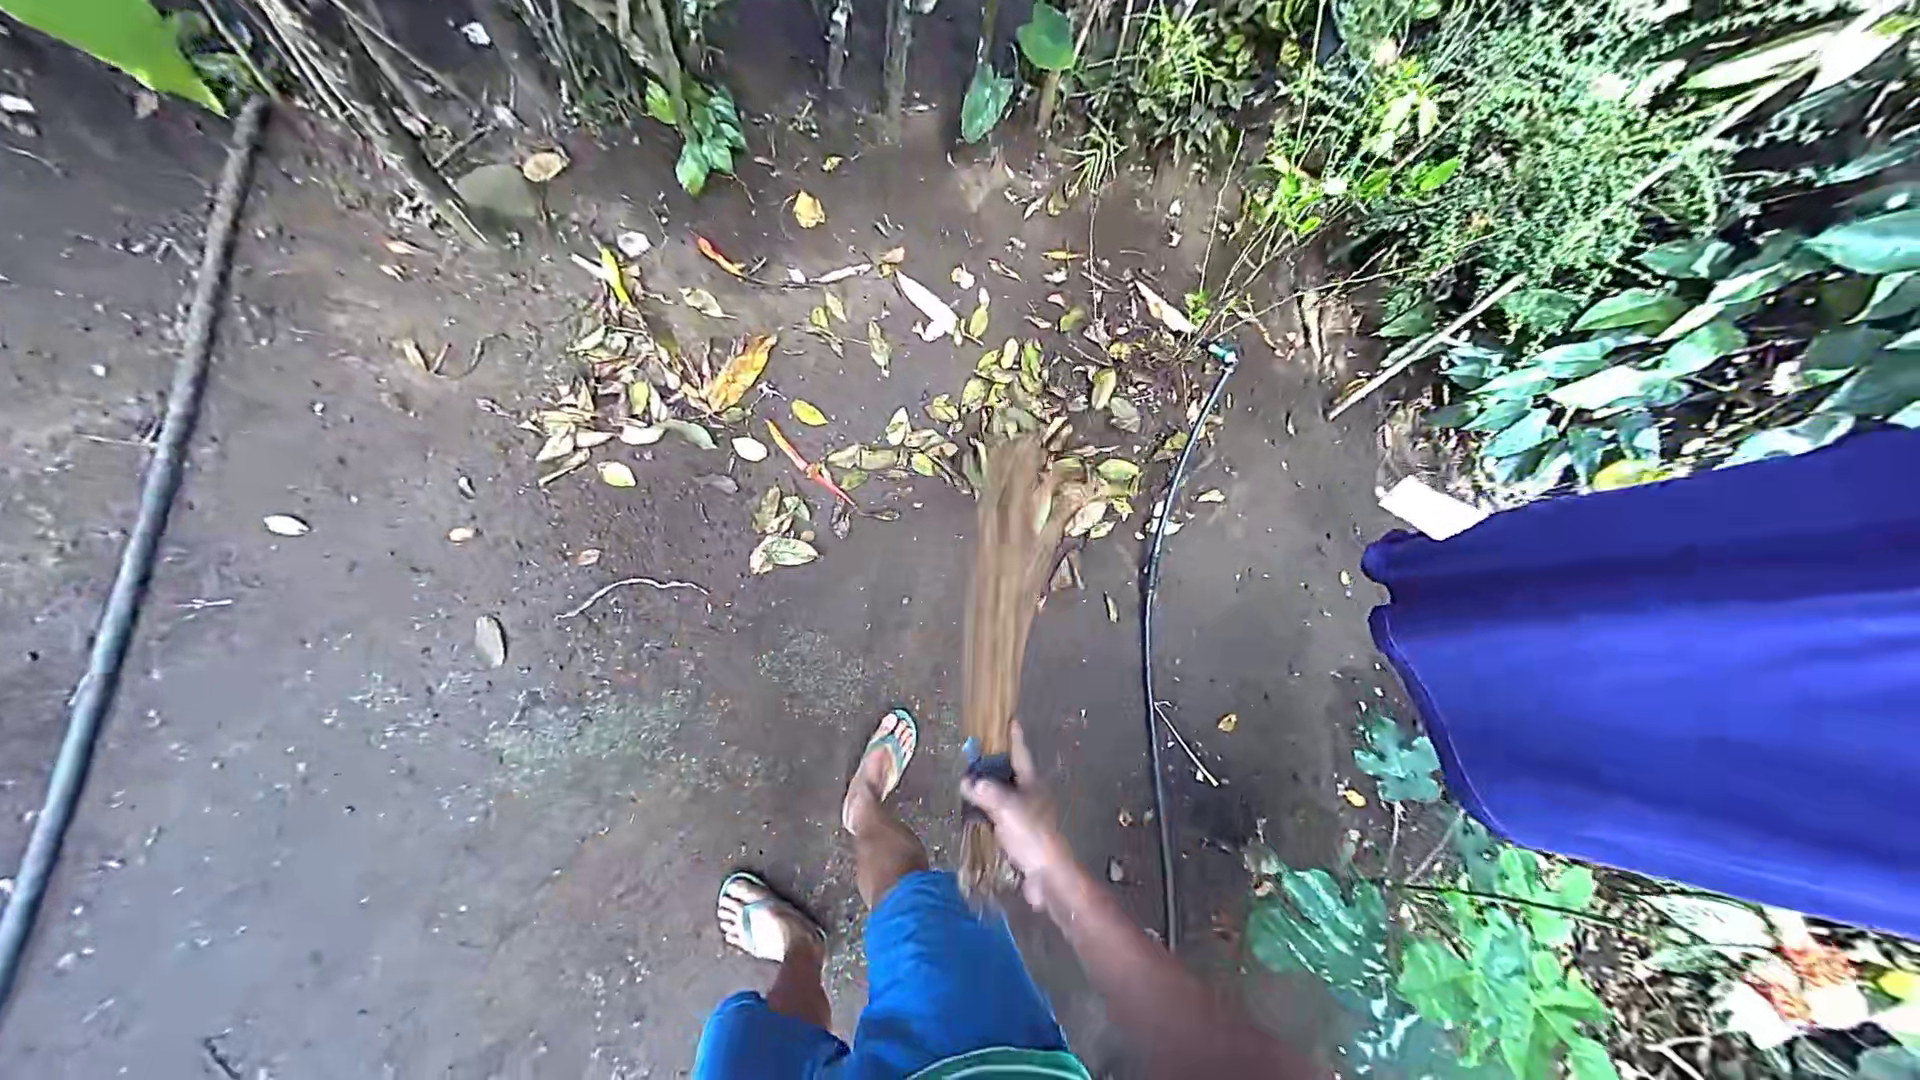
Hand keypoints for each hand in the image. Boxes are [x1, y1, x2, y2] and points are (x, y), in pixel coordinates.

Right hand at [960, 720, 1076, 908]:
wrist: (1049, 876)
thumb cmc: (1032, 834)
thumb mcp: (1006, 807)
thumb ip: (986, 792)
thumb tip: (968, 781)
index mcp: (1031, 782)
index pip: (1021, 752)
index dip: (1014, 736)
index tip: (1011, 720)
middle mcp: (1030, 795)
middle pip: (1010, 773)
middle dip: (994, 763)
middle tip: (976, 753)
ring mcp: (1026, 816)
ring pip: (1003, 795)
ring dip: (987, 790)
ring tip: (968, 784)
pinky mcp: (1019, 836)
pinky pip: (999, 817)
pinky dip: (986, 813)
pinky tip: (973, 816)